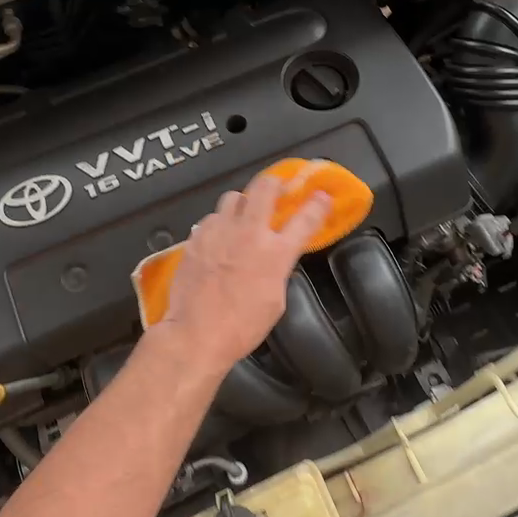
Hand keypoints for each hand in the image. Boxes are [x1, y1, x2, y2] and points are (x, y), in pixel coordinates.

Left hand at [147, 172, 333, 378]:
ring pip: (234, 197)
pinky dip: (219, 224)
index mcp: (275, 253)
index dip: (317, 204)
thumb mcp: (275, 300)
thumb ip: (278, 270)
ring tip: (243, 216)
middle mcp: (249, 233)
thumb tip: (274, 258)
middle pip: (265, 187)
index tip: (322, 196)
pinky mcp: (196, 237)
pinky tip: (218, 239)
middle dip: (275, 183)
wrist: (195, 333)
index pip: (305, 219)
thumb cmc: (241, 326)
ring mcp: (219, 231)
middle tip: (277, 189)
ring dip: (243, 203)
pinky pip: (212, 218)